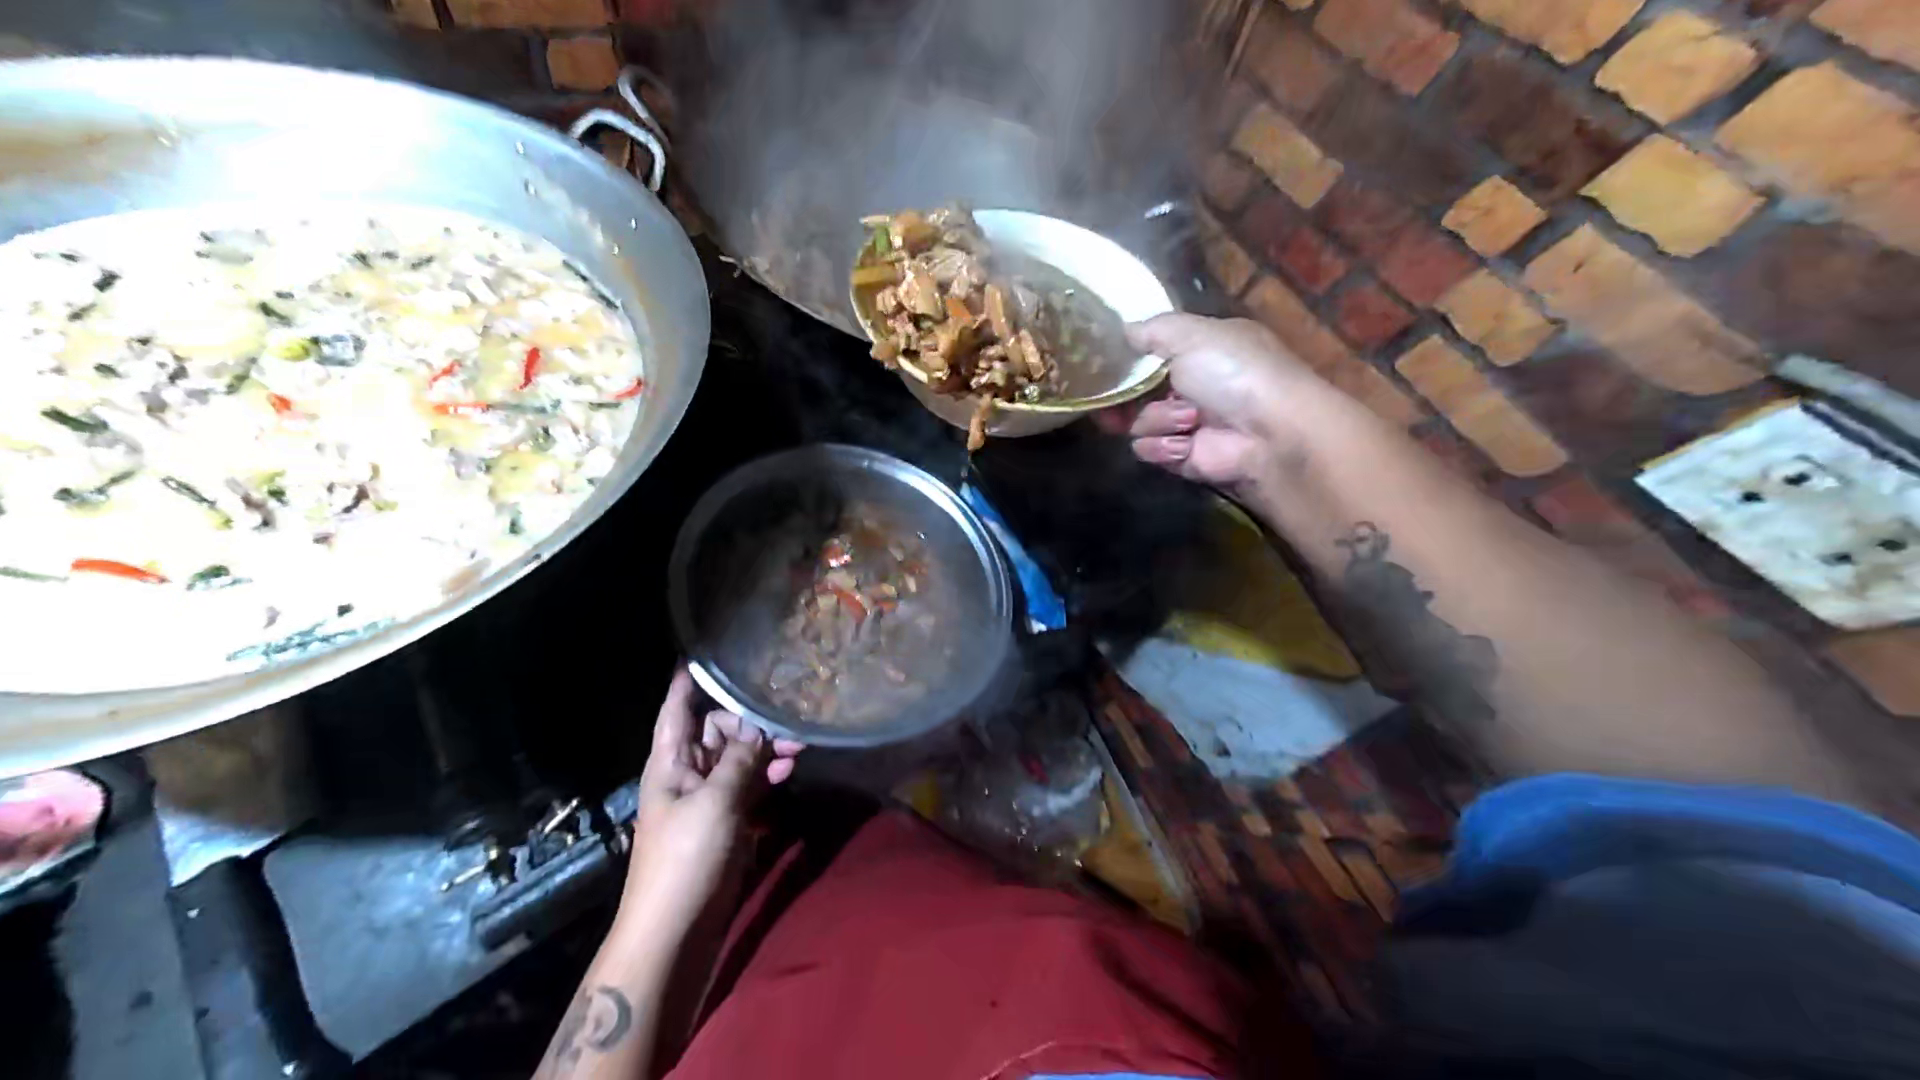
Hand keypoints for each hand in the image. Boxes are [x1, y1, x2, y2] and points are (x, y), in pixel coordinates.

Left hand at [622, 668, 801, 934]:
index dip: (689, 680)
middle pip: (720, 730)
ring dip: (768, 750)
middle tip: (790, 718)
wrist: (675, 932)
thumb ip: (742, 761)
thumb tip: (760, 730)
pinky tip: (792, 771)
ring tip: (801, 746)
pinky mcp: (727, 821)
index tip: (706, 651)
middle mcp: (688, 773)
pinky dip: (769, 776)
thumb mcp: (716, 802)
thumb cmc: (686, 859)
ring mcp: (708, 798)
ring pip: (741, 758)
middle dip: (752, 721)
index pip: (678, 708)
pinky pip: (750, 786)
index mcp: (671, 761)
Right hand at [1106, 314, 1326, 495]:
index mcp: (1202, 350)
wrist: (1270, 432)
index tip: (1102, 365)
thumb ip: (1152, 330)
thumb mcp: (1192, 334)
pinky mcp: (1183, 456)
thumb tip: (1122, 329)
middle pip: (1137, 391)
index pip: (1152, 353)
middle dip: (1124, 396)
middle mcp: (1194, 385)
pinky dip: (1160, 446)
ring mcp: (1187, 423)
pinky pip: (1149, 449)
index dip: (1126, 359)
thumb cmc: (1234, 372)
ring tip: (1186, 420)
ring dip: (1155, 419)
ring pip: (1138, 421)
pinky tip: (1183, 443)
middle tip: (1109, 402)